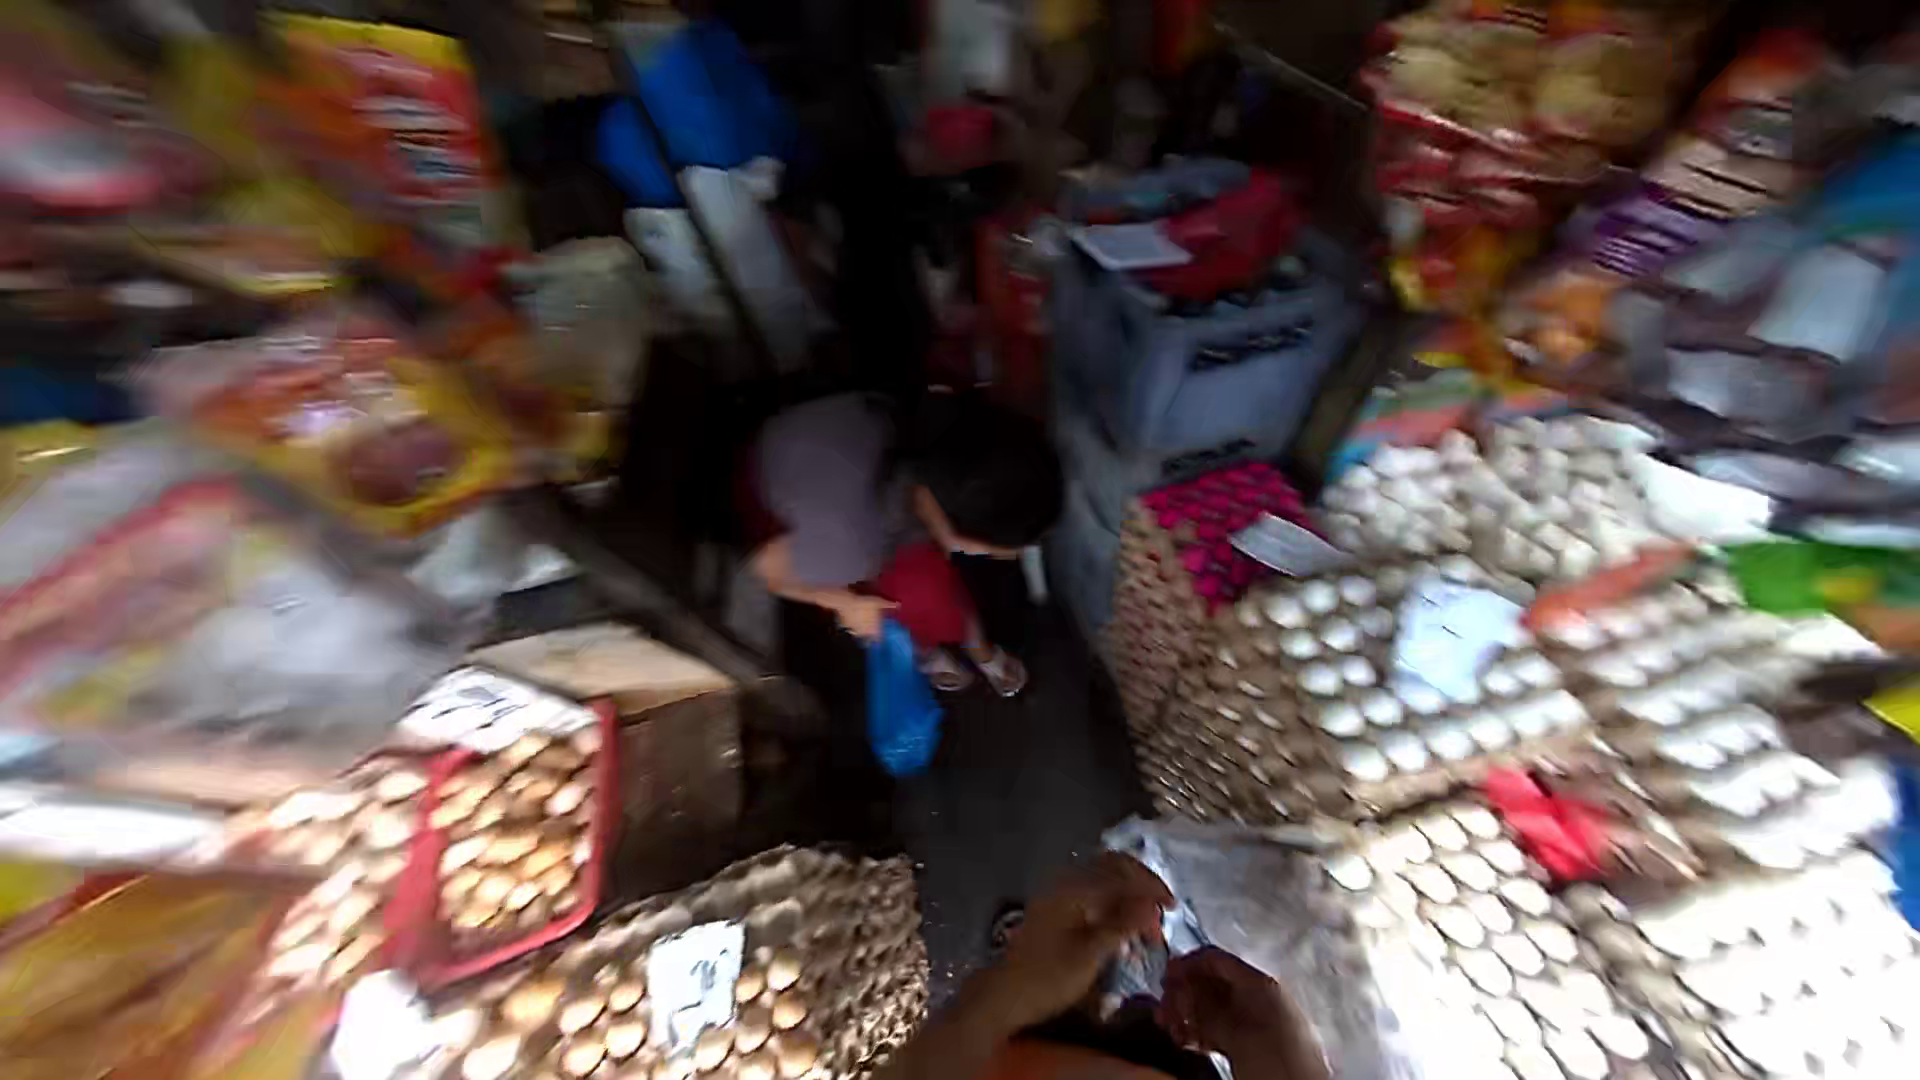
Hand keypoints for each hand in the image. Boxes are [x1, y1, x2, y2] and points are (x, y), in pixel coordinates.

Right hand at [834, 594, 897, 641]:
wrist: (845, 602)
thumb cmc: (864, 603)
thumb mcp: (878, 602)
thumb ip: (888, 605)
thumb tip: (899, 605)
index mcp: (874, 630)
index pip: (879, 639)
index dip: (881, 638)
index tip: (882, 636)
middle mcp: (864, 633)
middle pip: (868, 640)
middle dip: (870, 637)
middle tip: (872, 631)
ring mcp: (854, 631)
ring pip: (859, 635)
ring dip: (861, 632)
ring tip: (862, 626)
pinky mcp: (845, 627)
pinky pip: (850, 629)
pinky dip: (852, 626)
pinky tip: (853, 621)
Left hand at [970, 854, 1172, 1032]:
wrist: (1009, 991)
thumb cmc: (1050, 976)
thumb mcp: (1090, 955)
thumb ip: (1121, 924)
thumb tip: (1151, 902)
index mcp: (1074, 886)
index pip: (1121, 874)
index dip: (1149, 886)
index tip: (1173, 906)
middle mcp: (1067, 878)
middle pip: (1112, 865)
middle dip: (1140, 882)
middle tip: (1162, 909)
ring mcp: (1060, 888)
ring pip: (1102, 874)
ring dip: (1128, 889)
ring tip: (1147, 917)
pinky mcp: (1059, 902)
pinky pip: (1093, 887)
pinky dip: (1113, 897)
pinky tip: (1124, 919)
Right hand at [1159, 947, 1328, 1079]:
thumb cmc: (1274, 1064)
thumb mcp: (1238, 1036)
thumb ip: (1207, 1010)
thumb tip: (1180, 991)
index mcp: (1260, 985)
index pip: (1216, 960)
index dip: (1187, 964)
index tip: (1165, 977)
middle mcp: (1257, 999)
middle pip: (1210, 984)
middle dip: (1182, 994)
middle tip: (1161, 1008)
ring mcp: (1254, 1024)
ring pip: (1211, 1009)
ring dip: (1185, 1015)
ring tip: (1166, 1026)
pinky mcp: (1251, 1048)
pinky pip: (1218, 1031)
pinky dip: (1198, 1033)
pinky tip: (1181, 1039)